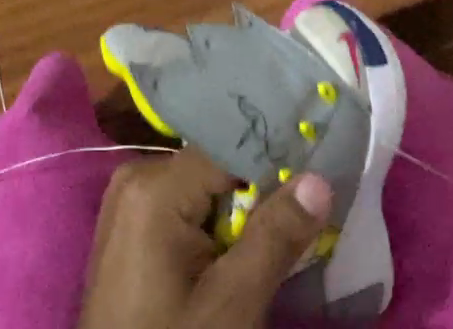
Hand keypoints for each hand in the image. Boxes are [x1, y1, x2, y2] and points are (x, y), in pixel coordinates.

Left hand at [78, 146, 333, 328]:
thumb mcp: (231, 304)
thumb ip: (275, 236)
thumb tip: (320, 178)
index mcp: (155, 185)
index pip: (234, 148)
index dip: (279, 162)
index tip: (322, 176)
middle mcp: (137, 177)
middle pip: (219, 167)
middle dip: (262, 192)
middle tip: (306, 216)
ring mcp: (130, 201)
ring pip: (207, 189)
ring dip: (243, 213)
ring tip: (280, 236)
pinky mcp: (131, 226)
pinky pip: (186, 207)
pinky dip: (217, 225)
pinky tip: (240, 250)